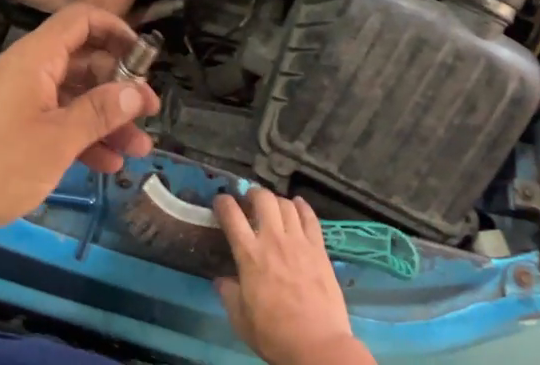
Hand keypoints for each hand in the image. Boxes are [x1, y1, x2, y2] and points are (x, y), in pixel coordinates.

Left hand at [0, 5, 161, 236]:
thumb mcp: (58, 139)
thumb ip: (100, 111)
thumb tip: (139, 90)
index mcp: (36, 58)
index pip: (81, 20)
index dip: (116, 30)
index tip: (144, 59)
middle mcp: (28, 71)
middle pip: (83, 62)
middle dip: (120, 87)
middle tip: (150, 114)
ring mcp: (18, 101)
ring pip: (72, 98)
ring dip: (106, 120)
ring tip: (139, 150)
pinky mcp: (11, 130)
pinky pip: (55, 122)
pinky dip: (81, 138)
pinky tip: (107, 166)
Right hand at [214, 189, 373, 364]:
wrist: (317, 345)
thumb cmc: (274, 334)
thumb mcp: (240, 320)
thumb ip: (228, 295)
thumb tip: (221, 280)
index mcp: (249, 255)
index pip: (231, 215)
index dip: (223, 203)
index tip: (220, 202)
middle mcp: (273, 240)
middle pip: (263, 199)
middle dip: (253, 194)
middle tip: (249, 201)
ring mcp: (299, 242)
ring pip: (286, 204)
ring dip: (276, 201)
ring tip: (273, 207)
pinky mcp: (319, 249)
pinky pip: (311, 218)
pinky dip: (303, 206)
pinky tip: (298, 204)